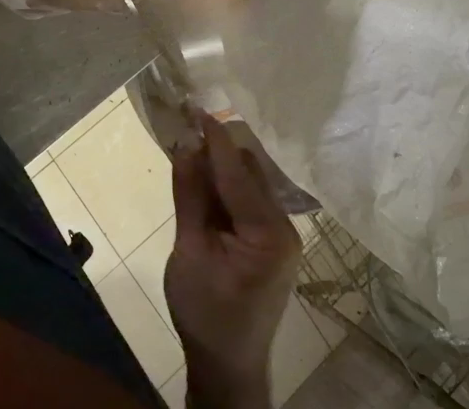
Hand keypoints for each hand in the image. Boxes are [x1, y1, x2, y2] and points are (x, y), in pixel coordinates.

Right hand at [165, 116, 302, 408]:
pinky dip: (225, 184)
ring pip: (249, 181)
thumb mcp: (190, 251)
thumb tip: (184, 146)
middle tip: (184, 122)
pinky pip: (247, 198)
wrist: (227, 361)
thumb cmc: (205, 311)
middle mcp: (284, 227)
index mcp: (269, 232)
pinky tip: (201, 176)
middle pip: (248, 171)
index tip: (194, 106)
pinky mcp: (270, 240)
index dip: (214, 138)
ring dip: (220, 164)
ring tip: (188, 142)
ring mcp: (280, 233)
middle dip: (217, 146)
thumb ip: (189, 197)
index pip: (237, 172)